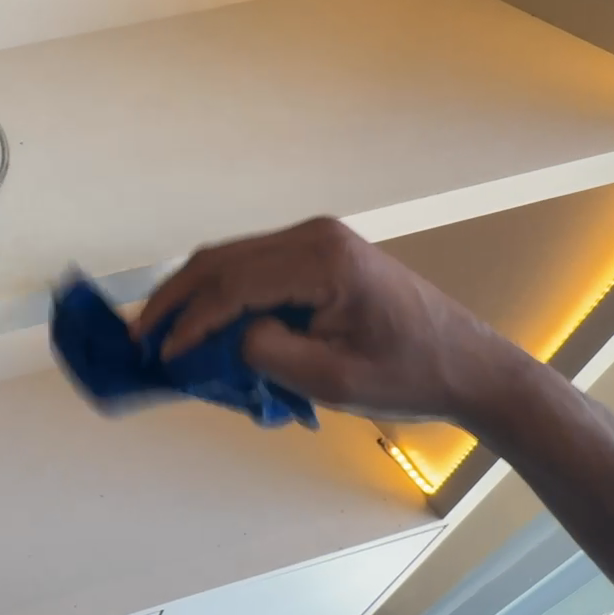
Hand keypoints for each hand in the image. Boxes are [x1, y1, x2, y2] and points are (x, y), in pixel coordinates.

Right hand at [135, 217, 538, 423]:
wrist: (473, 368)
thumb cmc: (410, 378)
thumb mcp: (331, 379)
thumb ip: (264, 351)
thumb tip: (218, 337)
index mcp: (322, 259)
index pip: (232, 286)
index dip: (190, 321)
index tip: (162, 354)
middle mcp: (311, 235)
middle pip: (219, 261)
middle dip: (174, 299)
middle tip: (139, 334)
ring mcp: (312, 238)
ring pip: (227, 259)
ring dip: (190, 293)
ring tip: (160, 327)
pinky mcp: (313, 251)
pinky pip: (248, 265)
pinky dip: (217, 291)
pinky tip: (199, 315)